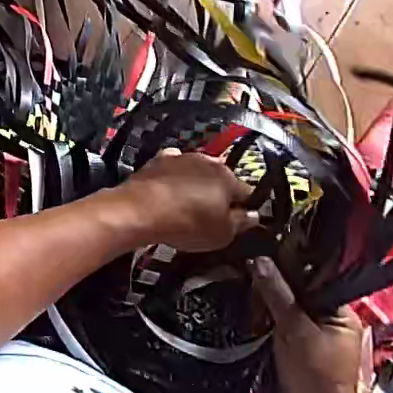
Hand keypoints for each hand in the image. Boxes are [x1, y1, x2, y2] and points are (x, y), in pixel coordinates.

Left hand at [113, 149, 256, 252]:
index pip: (246, 192)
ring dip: (194, 185)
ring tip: (185, 206)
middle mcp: (206, 160)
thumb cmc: (187, 223)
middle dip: (217, 194)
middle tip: (208, 216)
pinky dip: (172, 178)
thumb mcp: (223, 234)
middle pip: (219, 179)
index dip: (244, 208)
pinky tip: (167, 191)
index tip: (237, 221)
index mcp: (227, 177)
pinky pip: (171, 170)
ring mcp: (179, 158)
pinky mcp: (156, 161)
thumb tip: (253, 216)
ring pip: (195, 172)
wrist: (140, 210)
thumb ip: (241, 223)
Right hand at [251, 256, 367, 392]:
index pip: (314, 276)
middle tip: (246, 269)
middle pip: (299, 289)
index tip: (260, 251)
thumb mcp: (294, 330)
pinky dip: (265, 313)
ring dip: (266, 298)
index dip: (288, 264)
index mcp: (342, 313)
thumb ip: (277, 294)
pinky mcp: (297, 345)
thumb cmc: (313, 377)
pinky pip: (280, 319)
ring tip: (243, 283)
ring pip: (286, 304)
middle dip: (273, 281)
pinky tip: (248, 305)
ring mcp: (314, 333)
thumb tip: (259, 259)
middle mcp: (331, 319)